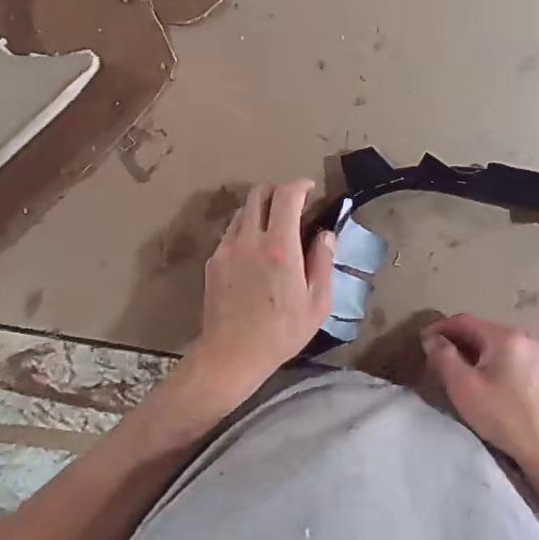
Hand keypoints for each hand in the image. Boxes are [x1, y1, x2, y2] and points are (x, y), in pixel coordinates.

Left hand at [192, 180, 334, 384]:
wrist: (232, 354)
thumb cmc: (281, 332)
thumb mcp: (317, 302)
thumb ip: (322, 262)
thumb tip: (326, 235)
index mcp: (279, 247)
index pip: (286, 196)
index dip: (300, 185)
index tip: (310, 190)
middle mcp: (249, 240)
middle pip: (258, 194)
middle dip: (278, 191)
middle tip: (293, 204)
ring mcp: (226, 249)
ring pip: (242, 212)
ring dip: (260, 210)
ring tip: (274, 228)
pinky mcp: (213, 262)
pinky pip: (230, 233)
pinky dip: (246, 231)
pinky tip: (255, 253)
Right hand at [423, 315, 538, 481]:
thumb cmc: (503, 415)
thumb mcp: (464, 386)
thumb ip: (443, 356)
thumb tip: (431, 338)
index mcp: (505, 336)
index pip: (464, 321)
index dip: (439, 328)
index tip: (420, 341)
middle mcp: (523, 339)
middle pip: (480, 332)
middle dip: (454, 343)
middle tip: (433, 359)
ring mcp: (535, 357)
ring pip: (493, 348)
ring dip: (470, 355)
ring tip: (452, 372)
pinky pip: (506, 360)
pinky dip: (486, 365)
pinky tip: (479, 384)